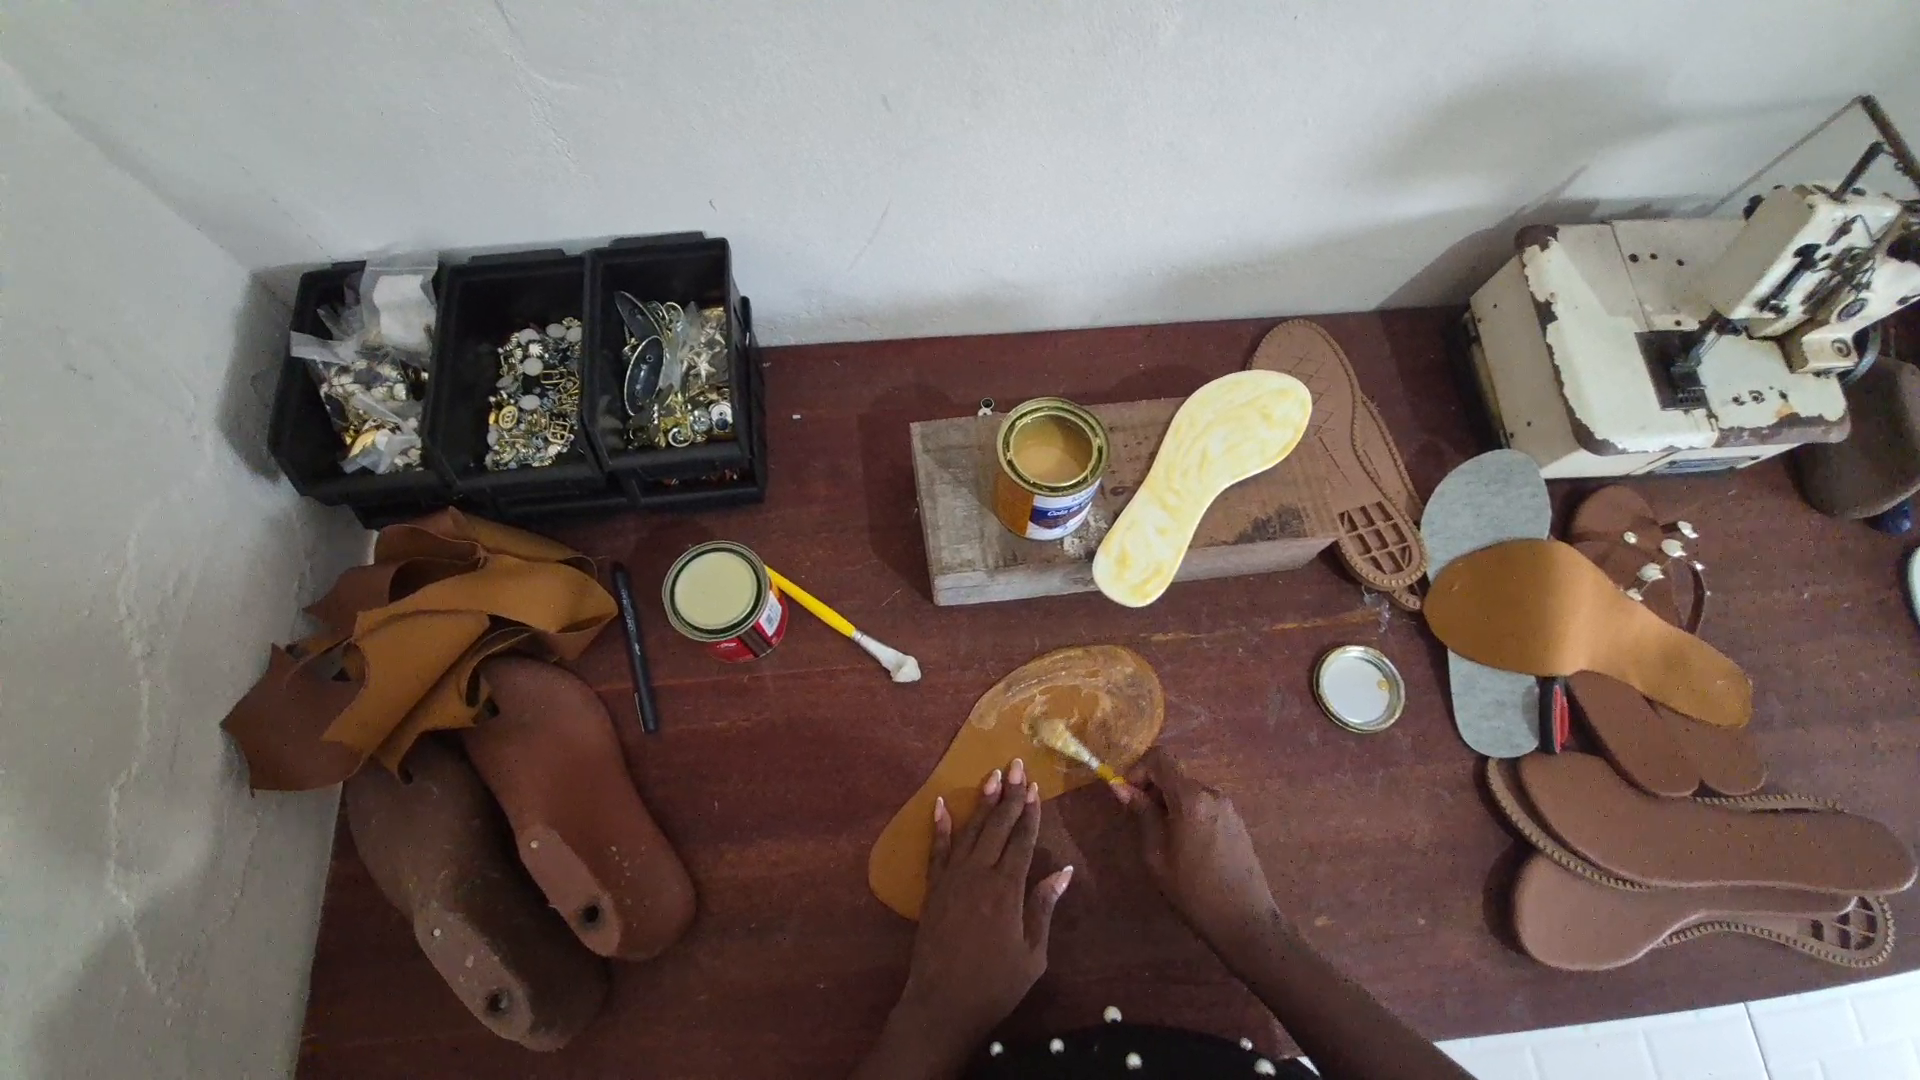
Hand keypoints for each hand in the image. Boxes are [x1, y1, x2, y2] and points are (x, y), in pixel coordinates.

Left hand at [897, 758, 1073, 1051]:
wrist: (942, 1004)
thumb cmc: (995, 985)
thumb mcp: (1032, 954)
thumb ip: (1044, 908)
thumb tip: (1065, 871)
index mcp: (1008, 890)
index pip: (1023, 841)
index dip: (1030, 812)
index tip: (1035, 786)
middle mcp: (980, 875)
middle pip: (998, 827)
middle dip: (1009, 795)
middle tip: (1016, 765)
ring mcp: (953, 878)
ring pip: (970, 831)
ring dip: (982, 802)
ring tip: (992, 775)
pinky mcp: (933, 888)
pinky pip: (937, 850)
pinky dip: (941, 825)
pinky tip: (943, 803)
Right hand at [1128, 748, 1279, 954]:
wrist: (1246, 922)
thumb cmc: (1193, 890)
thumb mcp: (1157, 855)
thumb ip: (1142, 814)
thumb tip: (1120, 787)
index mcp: (1191, 798)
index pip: (1160, 758)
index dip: (1138, 769)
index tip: (1128, 795)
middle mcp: (1212, 794)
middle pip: (1174, 775)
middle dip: (1152, 789)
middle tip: (1141, 821)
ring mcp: (1229, 807)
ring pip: (1189, 791)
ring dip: (1170, 803)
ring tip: (1164, 839)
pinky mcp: (1237, 822)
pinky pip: (1204, 805)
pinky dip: (1188, 813)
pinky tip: (1187, 846)